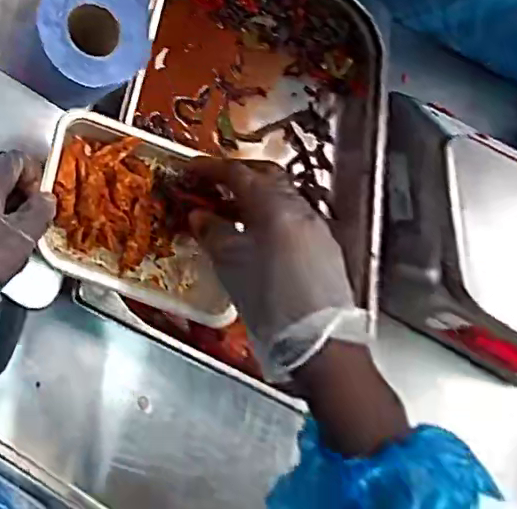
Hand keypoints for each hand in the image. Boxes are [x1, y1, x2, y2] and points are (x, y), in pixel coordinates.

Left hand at [0, 151, 55, 312]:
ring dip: (11, 204)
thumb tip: (47, 197)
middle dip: (25, 191)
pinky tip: (1, 236)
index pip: (19, 158)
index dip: (36, 175)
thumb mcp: (22, 236)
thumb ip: (39, 212)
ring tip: (21, 230)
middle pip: (5, 172)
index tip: (42, 201)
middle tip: (35, 217)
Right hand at [188, 158, 368, 380]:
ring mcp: (316, 229)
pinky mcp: (325, 250)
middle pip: (265, 175)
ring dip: (255, 196)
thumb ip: (210, 230)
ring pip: (281, 196)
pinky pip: (292, 217)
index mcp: (273, 205)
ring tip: (230, 211)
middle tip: (212, 182)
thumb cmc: (269, 300)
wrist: (322, 347)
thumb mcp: (228, 261)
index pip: (237, 173)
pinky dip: (270, 215)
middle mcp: (298, 209)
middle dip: (237, 175)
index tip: (191, 169)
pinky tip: (256, 235)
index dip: (210, 168)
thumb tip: (200, 216)